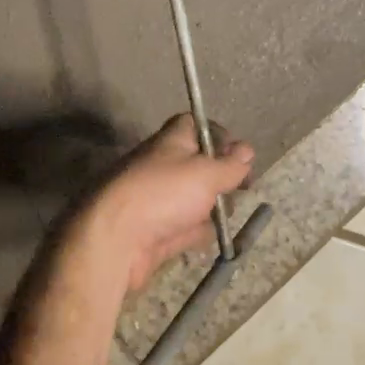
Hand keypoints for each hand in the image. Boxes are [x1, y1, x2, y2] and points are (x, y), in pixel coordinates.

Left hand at [73, 114, 254, 292]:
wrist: (117, 238)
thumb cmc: (163, 193)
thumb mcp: (205, 173)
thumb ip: (230, 164)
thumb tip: (247, 150)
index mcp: (172, 140)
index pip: (198, 126)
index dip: (220, 137)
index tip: (240, 156)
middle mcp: (165, 164)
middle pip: (201, 164)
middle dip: (222, 178)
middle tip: (239, 190)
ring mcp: (161, 198)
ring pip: (196, 197)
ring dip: (213, 208)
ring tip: (222, 216)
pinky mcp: (159, 229)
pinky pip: (187, 225)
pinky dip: (197, 231)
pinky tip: (204, 236)